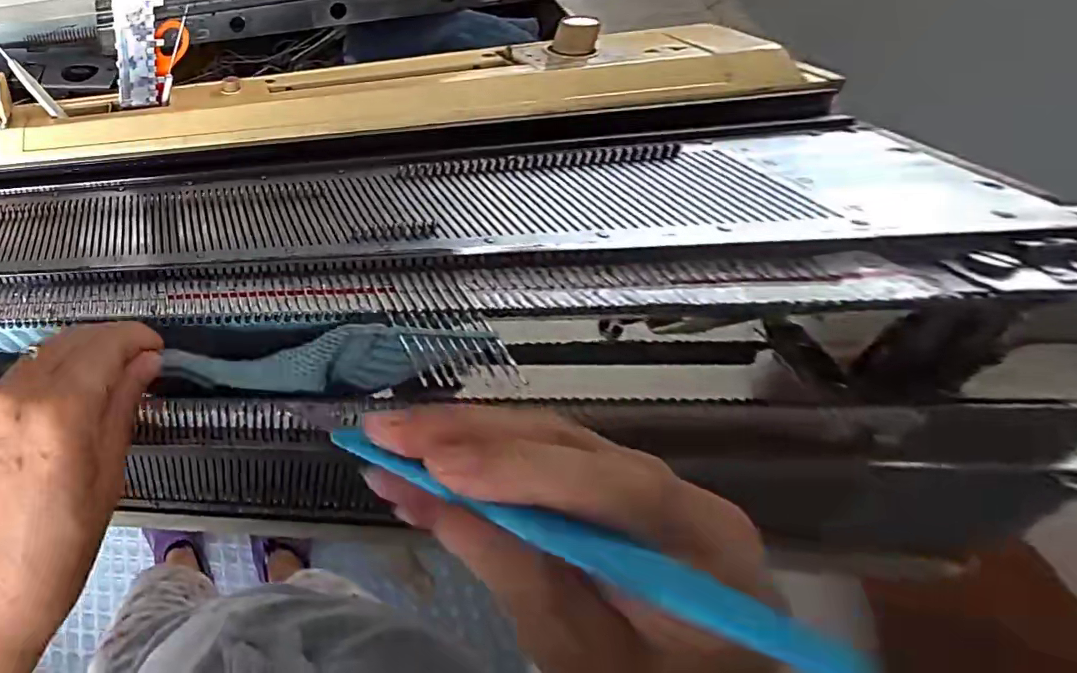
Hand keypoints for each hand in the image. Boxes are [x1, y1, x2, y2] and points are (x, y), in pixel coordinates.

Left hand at [0, 322, 161, 672]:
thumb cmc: (60, 546)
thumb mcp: (108, 473)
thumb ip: (124, 404)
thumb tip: (145, 363)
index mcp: (59, 412)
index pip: (103, 347)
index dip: (134, 338)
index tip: (155, 344)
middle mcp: (24, 393)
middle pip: (76, 337)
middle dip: (113, 338)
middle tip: (142, 355)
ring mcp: (0, 396)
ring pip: (53, 343)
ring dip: (88, 344)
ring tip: (117, 365)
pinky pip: (33, 362)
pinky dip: (62, 359)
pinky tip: (81, 377)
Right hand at [361, 406, 778, 672]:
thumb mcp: (579, 650)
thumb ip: (507, 569)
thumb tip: (421, 497)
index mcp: (700, 543)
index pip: (613, 485)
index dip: (520, 470)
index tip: (441, 472)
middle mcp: (665, 489)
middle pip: (555, 442)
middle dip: (462, 435)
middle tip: (384, 434)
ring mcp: (622, 475)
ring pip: (527, 434)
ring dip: (449, 433)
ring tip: (383, 437)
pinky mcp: (583, 474)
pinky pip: (516, 450)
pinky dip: (459, 451)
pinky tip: (410, 461)